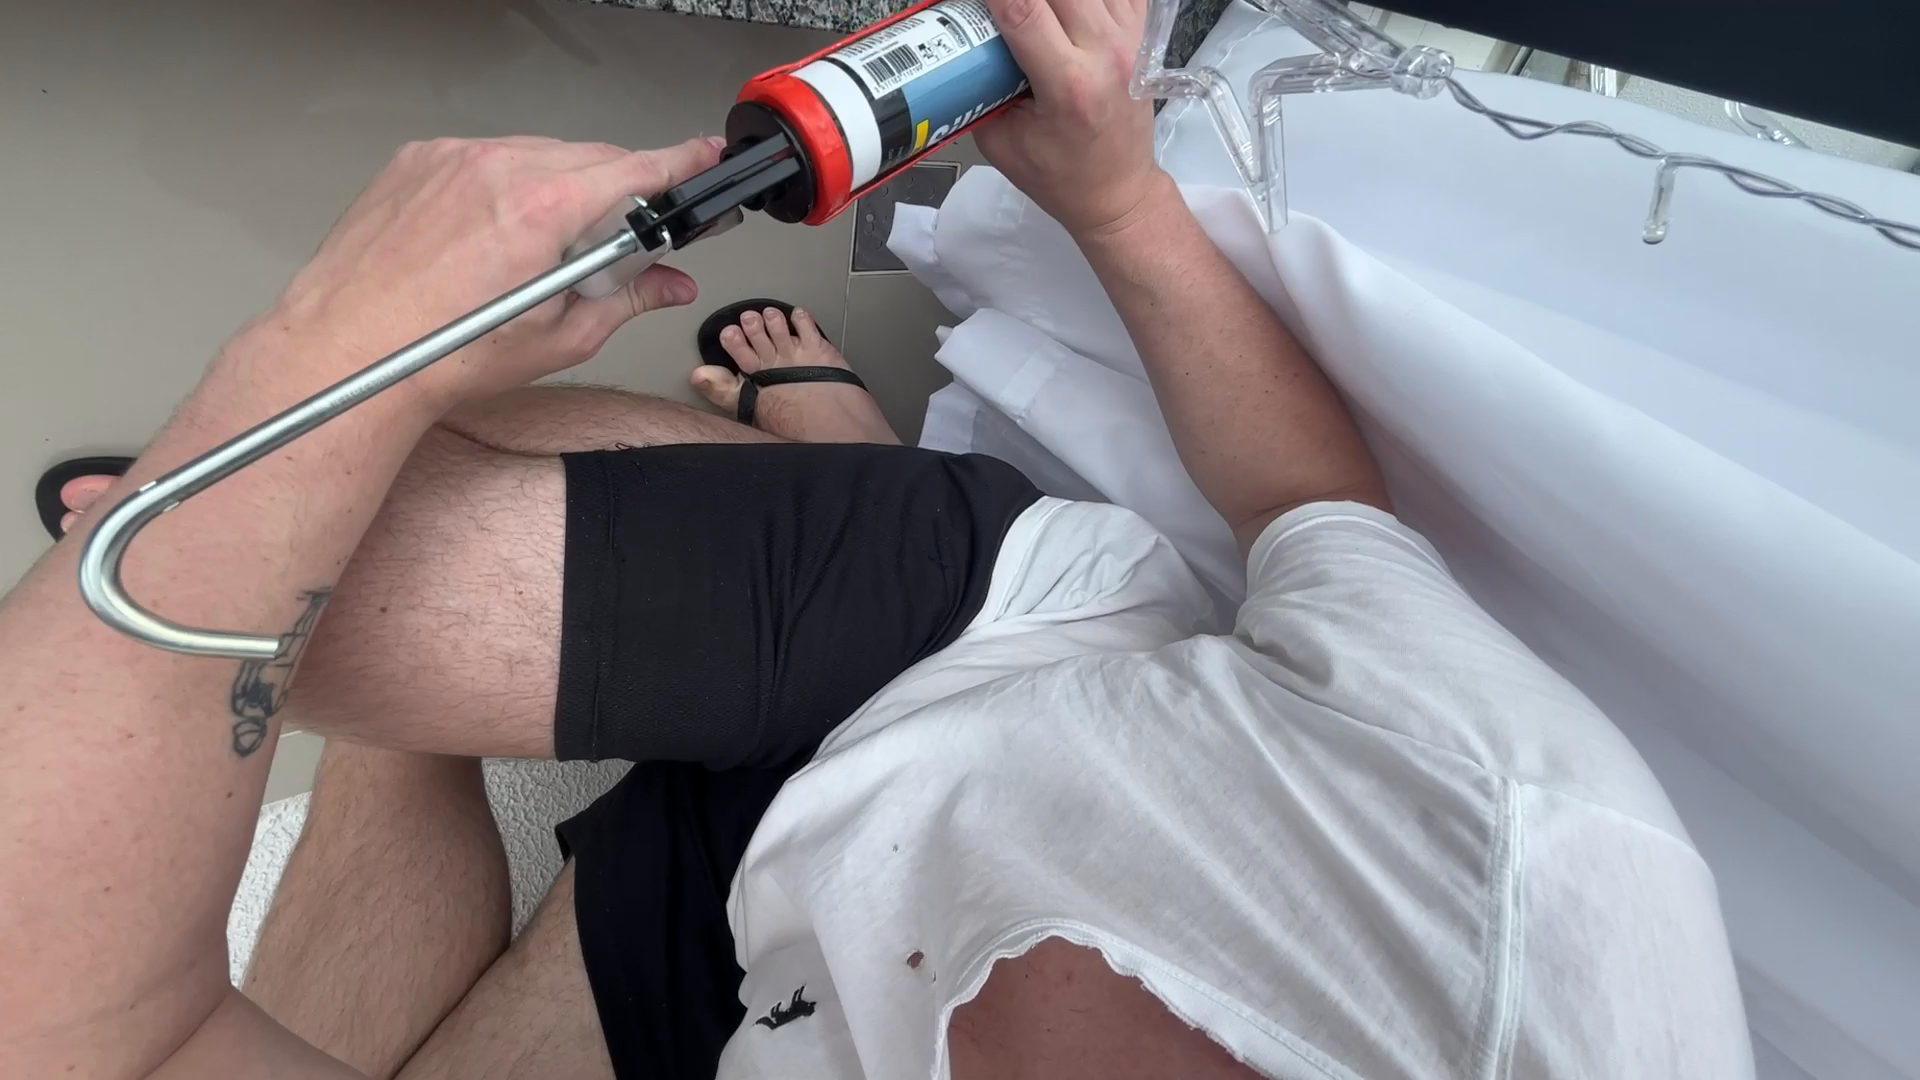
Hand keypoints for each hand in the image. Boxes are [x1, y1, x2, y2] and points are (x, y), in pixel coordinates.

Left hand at [254, 135, 724, 405]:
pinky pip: (495, 155)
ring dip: (575, 184)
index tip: (706, 155)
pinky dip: (524, 180)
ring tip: (570, 238)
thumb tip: (672, 284)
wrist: (353, 348)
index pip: (633, 169)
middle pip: (592, 157)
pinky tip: (519, 225)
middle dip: (627, 185)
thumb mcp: (567, 336)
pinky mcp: (422, 160)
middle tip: (638, 231)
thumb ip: (631, 298)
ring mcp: (453, 157)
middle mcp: (496, 168)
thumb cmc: (451, 352)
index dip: (680, 162)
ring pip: (544, 152)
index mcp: (540, 209)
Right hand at [977, 0, 1169, 237]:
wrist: (1116, 193)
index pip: (1023, 10)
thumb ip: (980, 92)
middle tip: (1001, 12)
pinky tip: (1066, 15)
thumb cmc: (1064, 179)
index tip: (975, 2)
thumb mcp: (1003, 145)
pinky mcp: (1140, 32)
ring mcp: (1129, 38)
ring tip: (1034, 16)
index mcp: (1068, 86)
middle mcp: (1105, 54)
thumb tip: (963, 49)